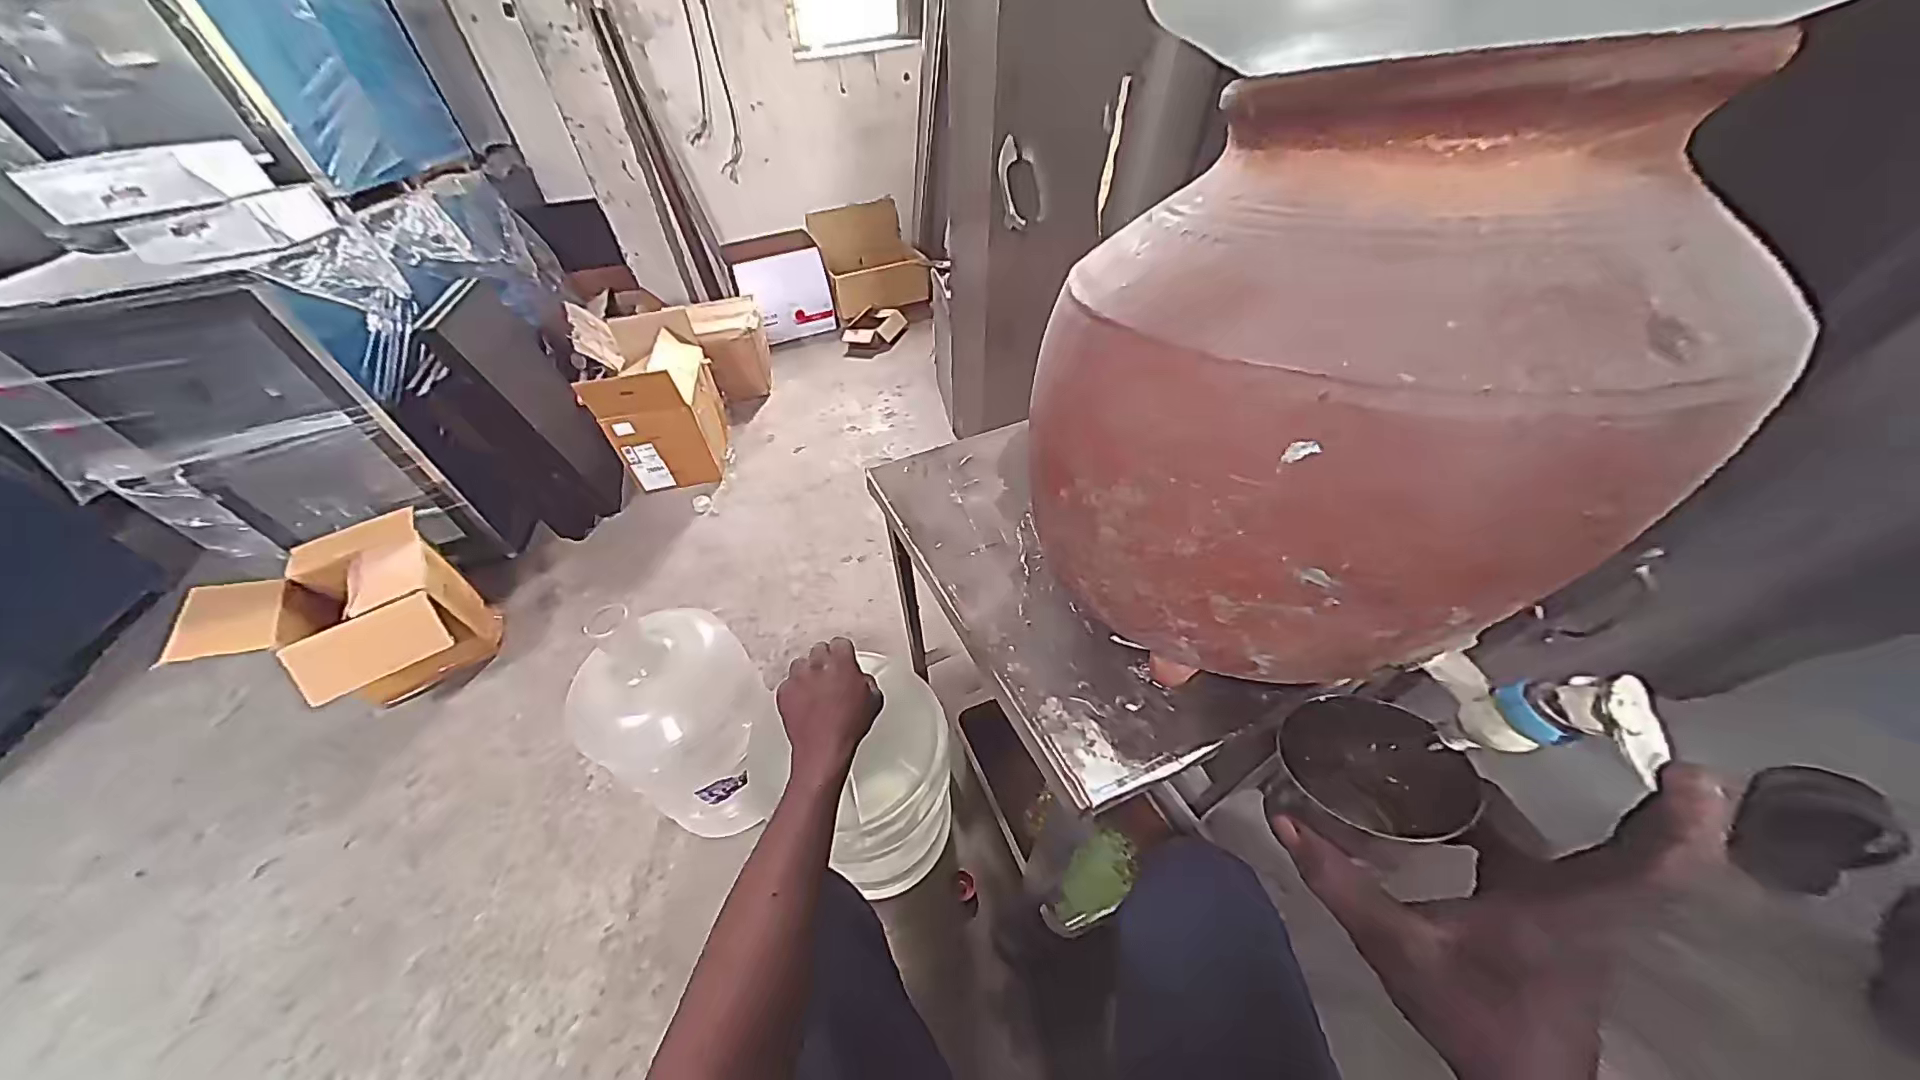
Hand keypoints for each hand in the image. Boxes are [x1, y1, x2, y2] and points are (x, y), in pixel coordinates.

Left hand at [776, 638, 882, 786]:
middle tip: (830, 677)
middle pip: (819, 650)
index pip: (840, 643)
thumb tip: (862, 680)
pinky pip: (788, 683)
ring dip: (807, 673)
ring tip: (815, 691)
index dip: (843, 653)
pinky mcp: (784, 692)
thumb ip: (867, 682)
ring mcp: (798, 678)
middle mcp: (817, 665)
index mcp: (841, 662)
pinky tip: (805, 703)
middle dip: (824, 661)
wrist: (823, 749)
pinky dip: (795, 690)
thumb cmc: (847, 727)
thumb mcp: (873, 701)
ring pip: (800, 664)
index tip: (843, 660)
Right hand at [1273, 763, 1731, 1079]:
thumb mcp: (1393, 946)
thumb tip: (1283, 817)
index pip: (1639, 871)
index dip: (1675, 824)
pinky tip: (1471, 799)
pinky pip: (1571, 853)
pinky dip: (1546, 820)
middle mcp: (1587, 906)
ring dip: (1624, 809)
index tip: (1693, 774)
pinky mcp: (1565, 908)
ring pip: (1621, 850)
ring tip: (1575, 744)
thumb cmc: (1467, 1011)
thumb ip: (1337, 880)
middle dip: (1670, 804)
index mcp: (1558, 912)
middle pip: (1655, 854)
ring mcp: (1583, 908)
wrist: (1513, 1075)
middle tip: (1658, 743)